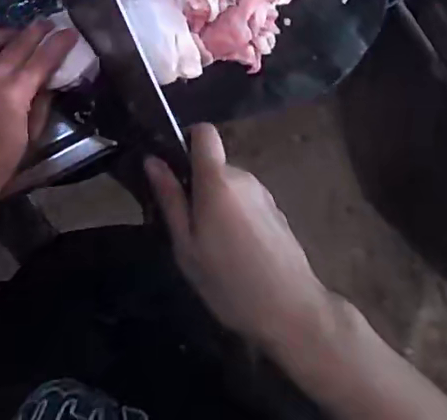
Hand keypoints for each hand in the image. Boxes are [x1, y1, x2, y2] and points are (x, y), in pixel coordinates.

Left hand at [0, 22, 77, 214]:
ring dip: (13, 33)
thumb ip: (40, 104)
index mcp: (14, 92)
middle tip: (51, 24)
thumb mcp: (29, 137)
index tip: (71, 32)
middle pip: (19, 41)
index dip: (60, 43)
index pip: (43, 58)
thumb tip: (49, 82)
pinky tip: (4, 54)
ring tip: (25, 36)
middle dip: (38, 30)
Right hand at [145, 123, 338, 352]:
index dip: (188, 138)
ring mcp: (264, 194)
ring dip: (217, 203)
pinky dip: (236, 216)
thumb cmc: (231, 281)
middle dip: (198, 185)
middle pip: (214, 165)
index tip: (175, 166)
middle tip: (187, 225)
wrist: (294, 314)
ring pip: (229, 186)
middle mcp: (243, 177)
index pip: (204, 131)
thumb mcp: (187, 246)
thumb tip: (152, 161)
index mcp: (217, 180)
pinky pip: (246, 201)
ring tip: (212, 246)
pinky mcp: (277, 213)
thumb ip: (170, 199)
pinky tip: (237, 253)